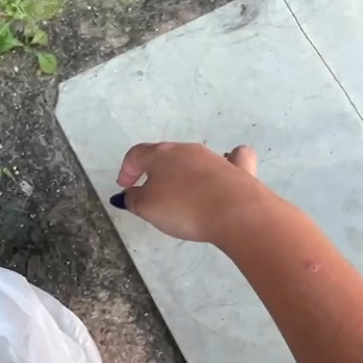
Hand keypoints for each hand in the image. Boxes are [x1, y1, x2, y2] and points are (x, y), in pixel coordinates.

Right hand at [112, 142, 265, 244]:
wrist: (236, 212)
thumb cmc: (184, 208)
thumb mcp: (147, 208)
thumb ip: (133, 199)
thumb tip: (128, 194)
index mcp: (160, 155)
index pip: (136, 154)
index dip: (126, 169)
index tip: (124, 186)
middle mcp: (186, 150)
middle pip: (163, 155)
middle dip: (153, 170)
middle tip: (148, 190)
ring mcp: (214, 158)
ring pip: (192, 158)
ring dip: (182, 172)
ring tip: (181, 192)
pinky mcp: (238, 169)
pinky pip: (232, 159)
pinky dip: (228, 162)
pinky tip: (227, 168)